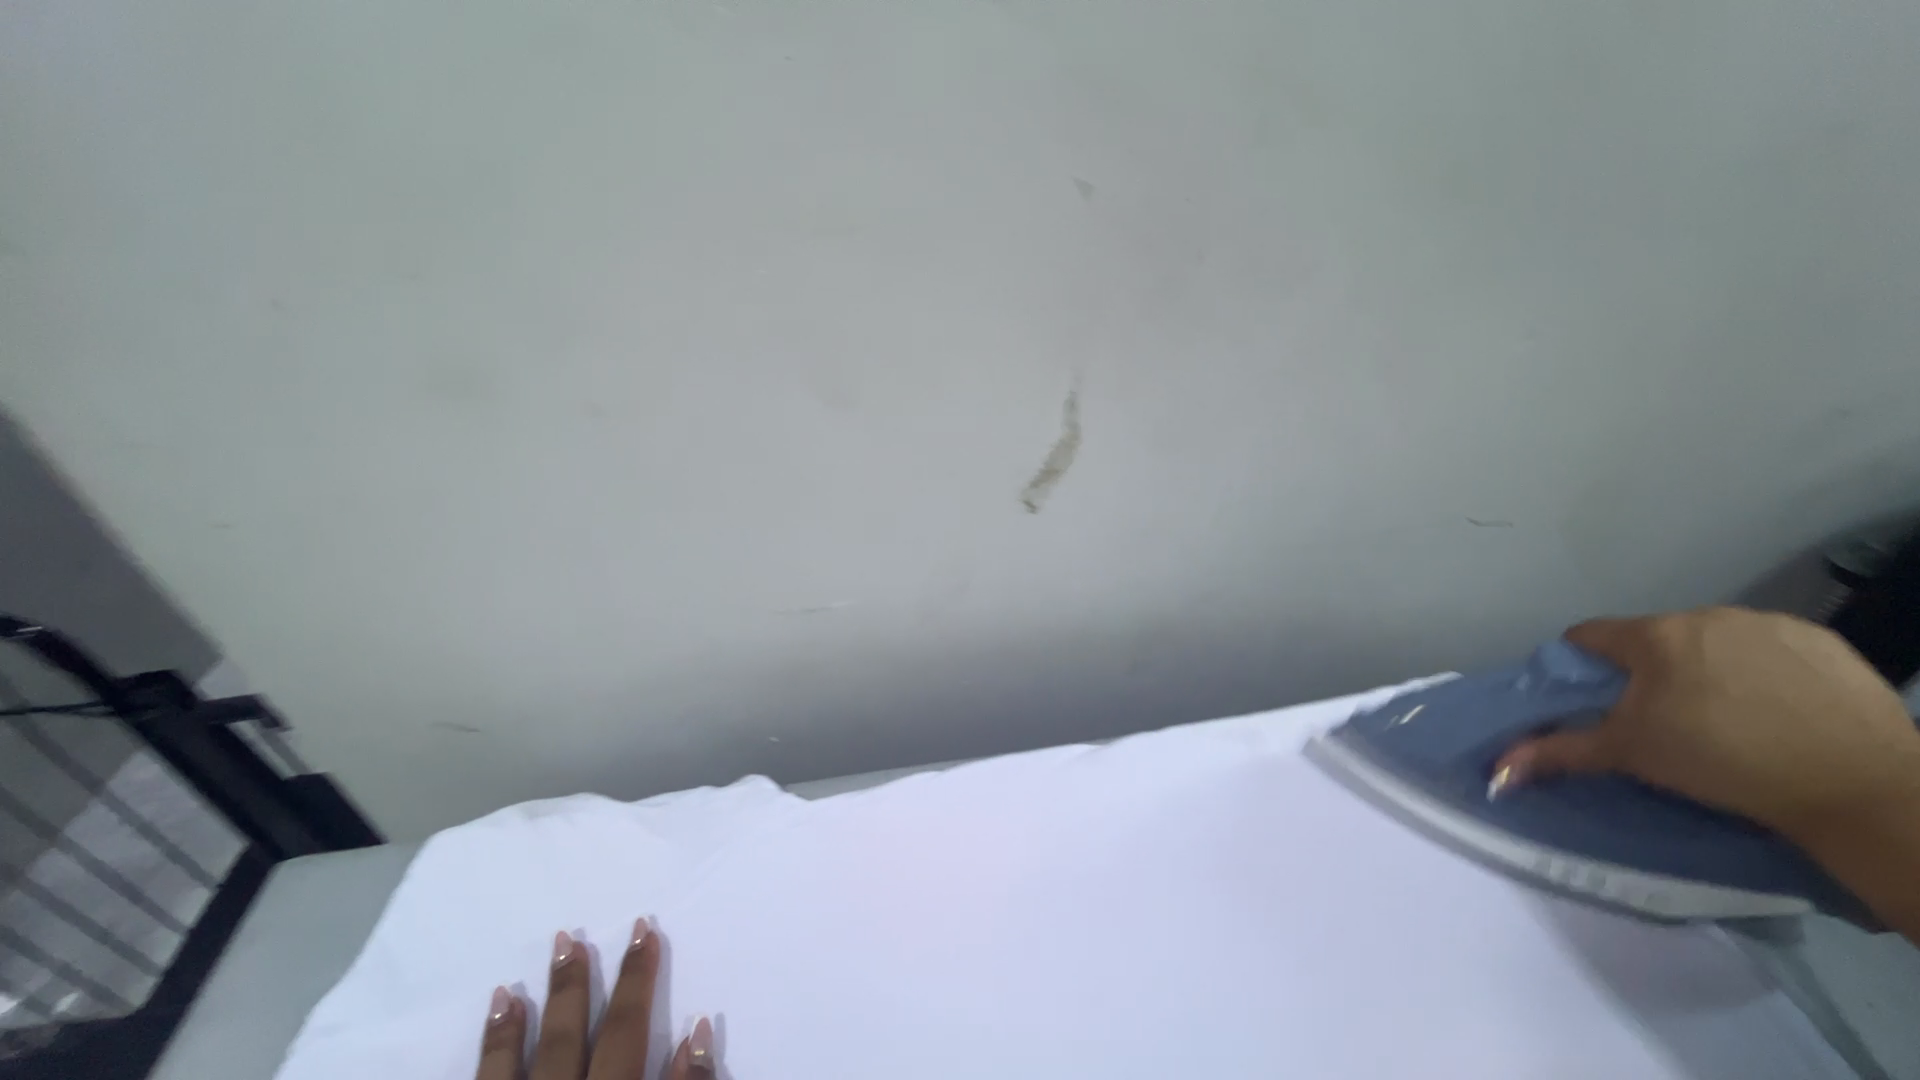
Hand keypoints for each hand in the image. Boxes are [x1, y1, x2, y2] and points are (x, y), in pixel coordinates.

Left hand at [476, 919, 716, 1079]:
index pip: (626, 1031)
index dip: (636, 981)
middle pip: (566, 1042)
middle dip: (571, 988)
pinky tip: (490, 1034)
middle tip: (569, 937)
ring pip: (510, 1073)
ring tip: (508, 989)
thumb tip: (695, 1030)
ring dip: (511, 1031)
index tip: (644, 932)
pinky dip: (489, 1060)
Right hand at [1495, 606, 1919, 843]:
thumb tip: (1496, 770)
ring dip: (1704, 668)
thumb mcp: (1630, 755)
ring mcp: (1769, 624)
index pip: (1589, 635)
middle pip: (1653, 639)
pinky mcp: (1823, 641)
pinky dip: (1761, 671)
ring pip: (1711, 641)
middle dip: (1648, 671)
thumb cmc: (1722, 760)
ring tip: (1725, 717)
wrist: (1859, 785)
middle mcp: (1705, 615)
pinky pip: (1770, 649)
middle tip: (1662, 720)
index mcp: (1652, 635)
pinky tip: (1777, 710)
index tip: (1594, 699)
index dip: (1581, 666)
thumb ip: (1560, 751)